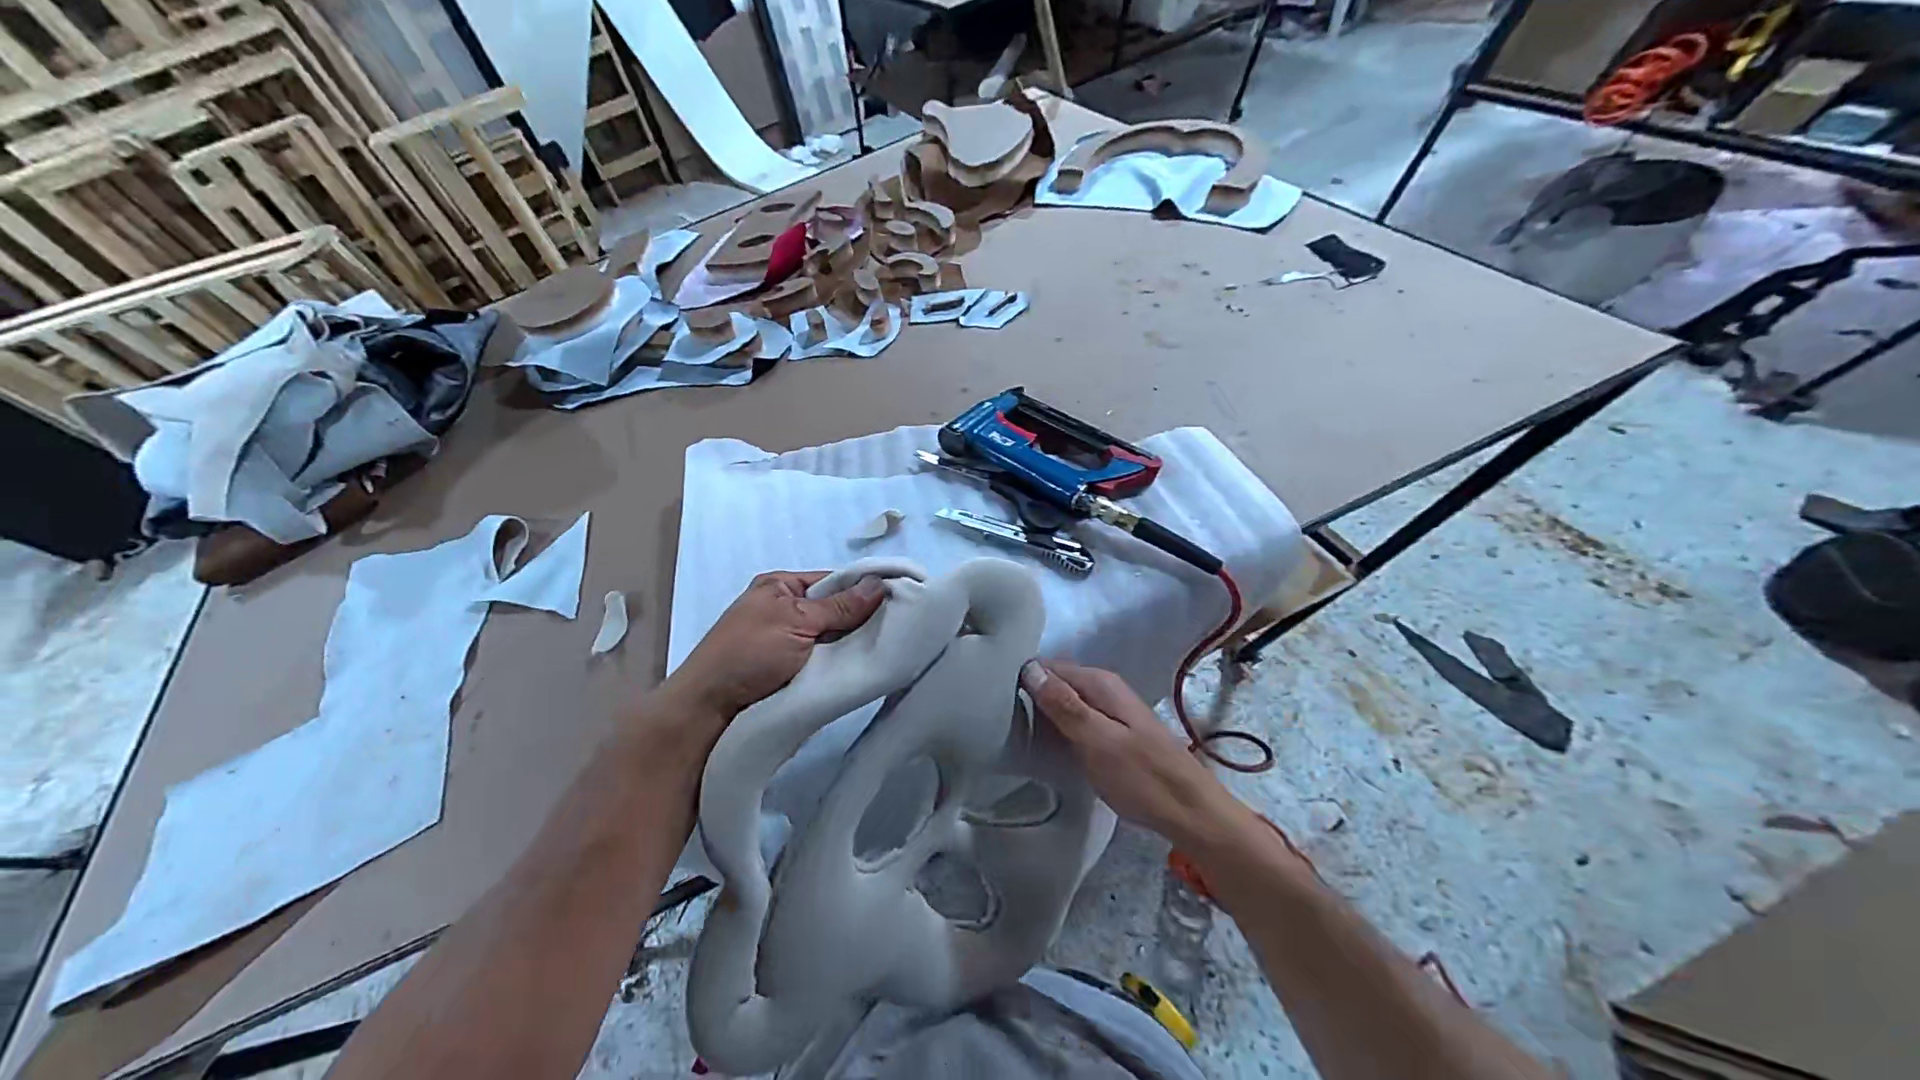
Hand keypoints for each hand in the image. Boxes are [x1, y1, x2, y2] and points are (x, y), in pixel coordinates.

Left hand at [656, 571, 887, 726]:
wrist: (710, 711)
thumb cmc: (748, 654)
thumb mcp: (796, 621)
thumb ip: (840, 606)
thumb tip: (879, 584)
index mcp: (782, 586)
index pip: (834, 580)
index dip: (865, 588)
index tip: (900, 599)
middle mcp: (788, 610)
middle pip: (838, 609)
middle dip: (863, 619)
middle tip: (898, 627)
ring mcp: (792, 642)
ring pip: (836, 637)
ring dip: (855, 644)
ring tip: (890, 646)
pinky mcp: (797, 671)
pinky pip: (829, 661)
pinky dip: (845, 663)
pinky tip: (869, 664)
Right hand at [1021, 659, 1259, 850]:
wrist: (1191, 813)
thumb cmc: (1142, 778)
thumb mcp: (1098, 741)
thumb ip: (1065, 705)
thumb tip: (1030, 668)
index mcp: (1101, 684)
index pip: (1049, 667)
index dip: (1023, 678)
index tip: (993, 696)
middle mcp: (1106, 690)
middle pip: (1057, 683)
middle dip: (1030, 695)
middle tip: (999, 717)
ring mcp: (1111, 712)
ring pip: (1066, 703)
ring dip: (1043, 713)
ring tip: (1013, 730)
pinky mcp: (1112, 734)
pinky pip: (1076, 721)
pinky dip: (1059, 729)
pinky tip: (1045, 745)